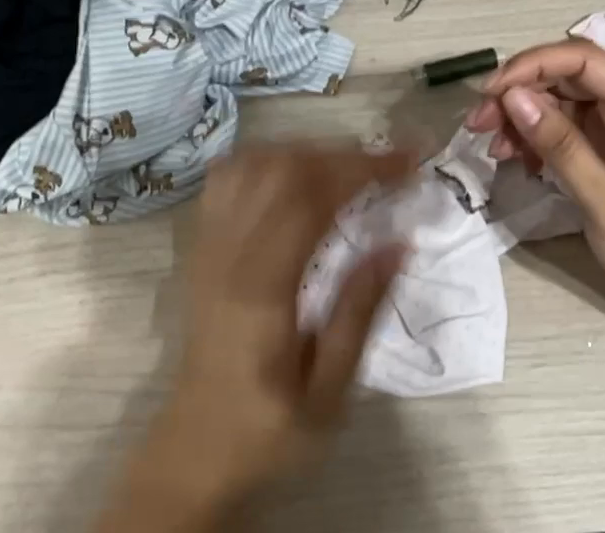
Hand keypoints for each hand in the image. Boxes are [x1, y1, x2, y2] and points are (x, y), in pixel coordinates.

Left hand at [123, 145, 412, 516]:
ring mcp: (206, 246)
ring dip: (307, 153)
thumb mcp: (328, 390)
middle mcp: (227, 253)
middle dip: (343, 155)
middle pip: (282, 169)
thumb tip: (399, 243)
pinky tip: (297, 175)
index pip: (310, 198)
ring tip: (351, 170)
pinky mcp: (200, 248)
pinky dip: (268, 160)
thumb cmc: (269, 427)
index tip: (408, 162)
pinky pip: (227, 179)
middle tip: (392, 167)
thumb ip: (359, 311)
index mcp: (261, 288)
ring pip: (252, 164)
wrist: (196, 451)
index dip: (361, 168)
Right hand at [463, 39, 604, 311]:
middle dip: (517, 91)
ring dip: (519, 114)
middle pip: (564, 73)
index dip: (533, 65)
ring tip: (493, 146)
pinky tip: (515, 158)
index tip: (490, 91)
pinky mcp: (602, 141)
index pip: (584, 59)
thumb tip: (513, 98)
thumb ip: (562, 147)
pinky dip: (530, 134)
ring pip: (556, 96)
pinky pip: (558, 122)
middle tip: (478, 123)